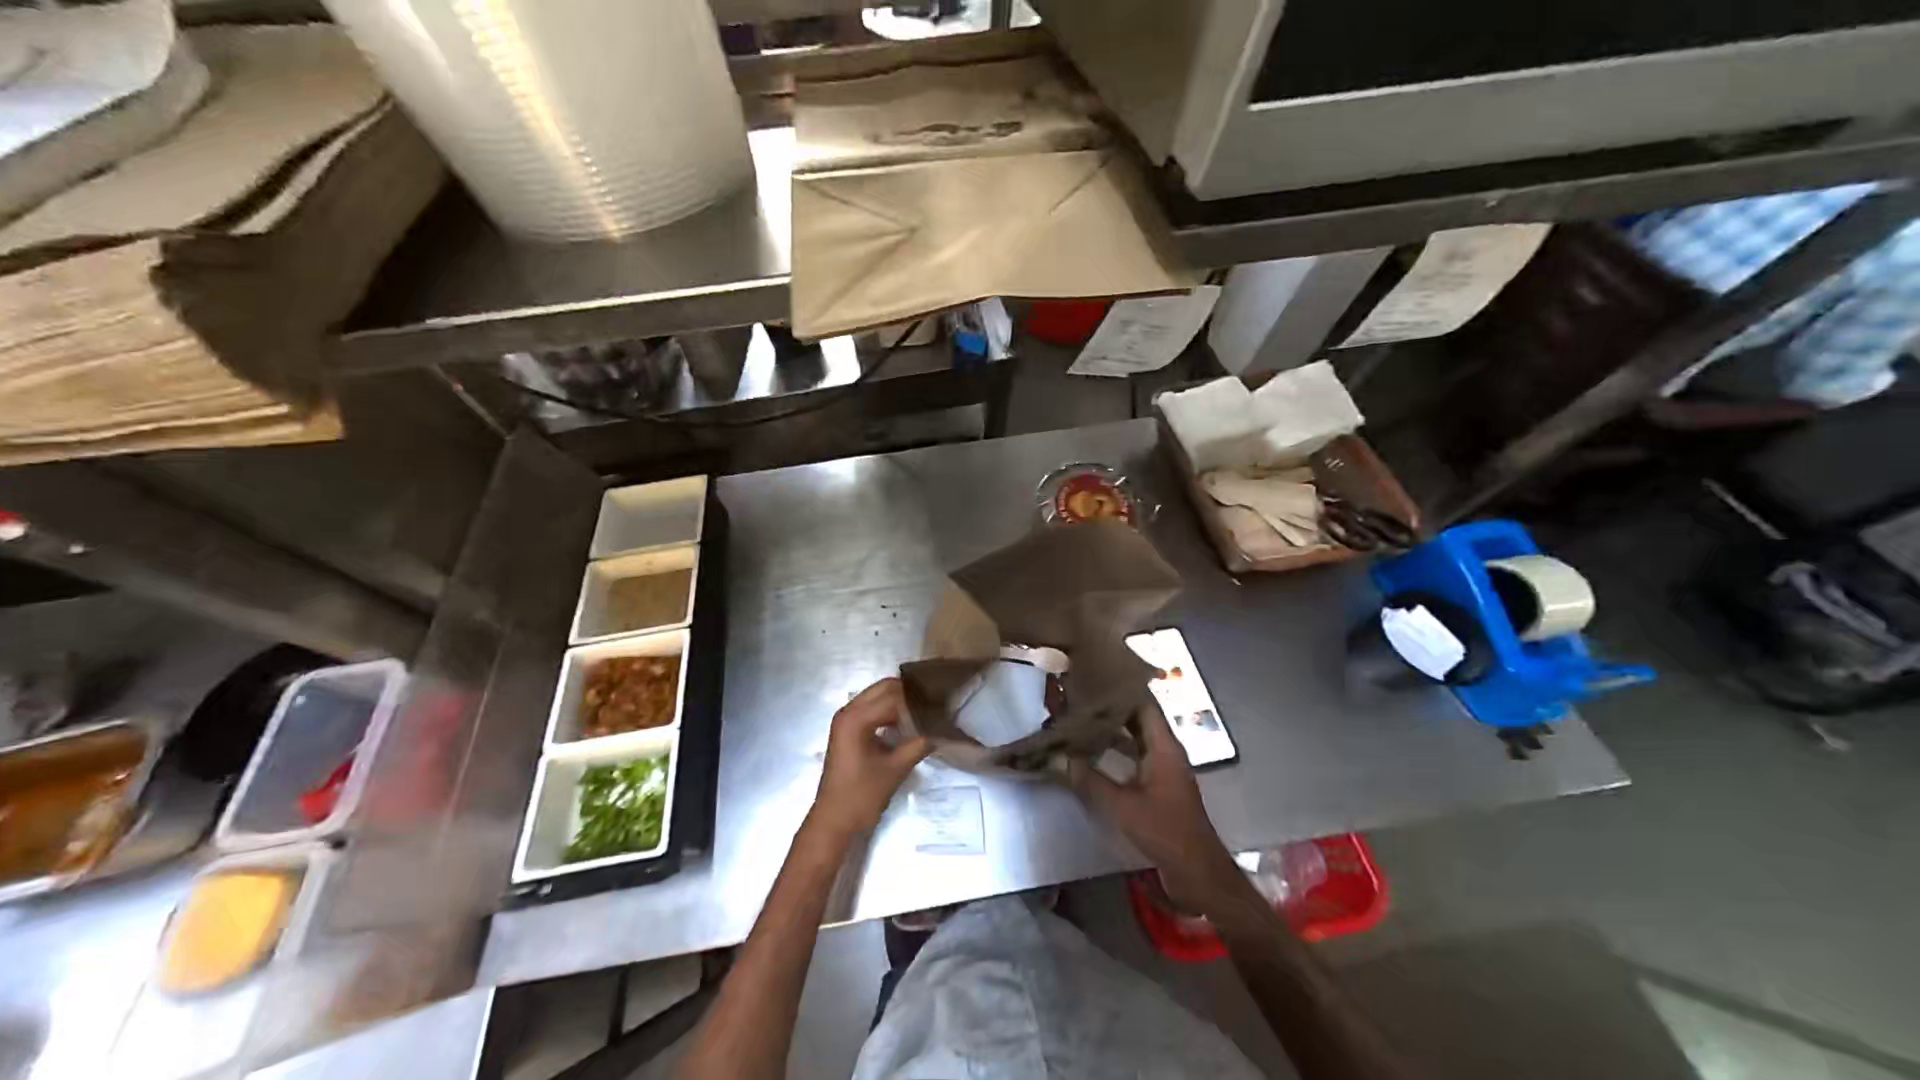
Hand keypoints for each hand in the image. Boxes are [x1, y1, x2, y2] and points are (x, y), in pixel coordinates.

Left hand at [809, 678, 930, 839]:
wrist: (834, 821)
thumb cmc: (861, 796)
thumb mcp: (895, 769)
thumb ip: (918, 745)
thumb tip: (940, 730)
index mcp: (856, 718)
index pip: (893, 697)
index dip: (917, 701)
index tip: (939, 708)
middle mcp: (848, 711)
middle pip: (883, 689)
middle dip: (908, 695)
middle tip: (933, 706)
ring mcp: (846, 720)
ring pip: (877, 697)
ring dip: (899, 703)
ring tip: (924, 714)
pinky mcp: (848, 730)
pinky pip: (872, 710)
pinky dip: (889, 713)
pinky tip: (907, 725)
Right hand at [1071, 704, 1243, 912]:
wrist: (1197, 870)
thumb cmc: (1165, 831)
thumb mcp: (1123, 806)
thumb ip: (1092, 781)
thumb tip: (1064, 758)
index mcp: (1164, 747)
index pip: (1144, 705)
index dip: (1123, 688)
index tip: (1096, 675)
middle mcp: (1166, 751)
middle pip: (1140, 718)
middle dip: (1113, 706)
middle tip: (1081, 694)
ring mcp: (1164, 768)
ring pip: (1137, 737)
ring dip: (1114, 728)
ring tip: (1082, 717)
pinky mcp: (1159, 784)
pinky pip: (1137, 755)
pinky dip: (1118, 749)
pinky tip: (1094, 751)